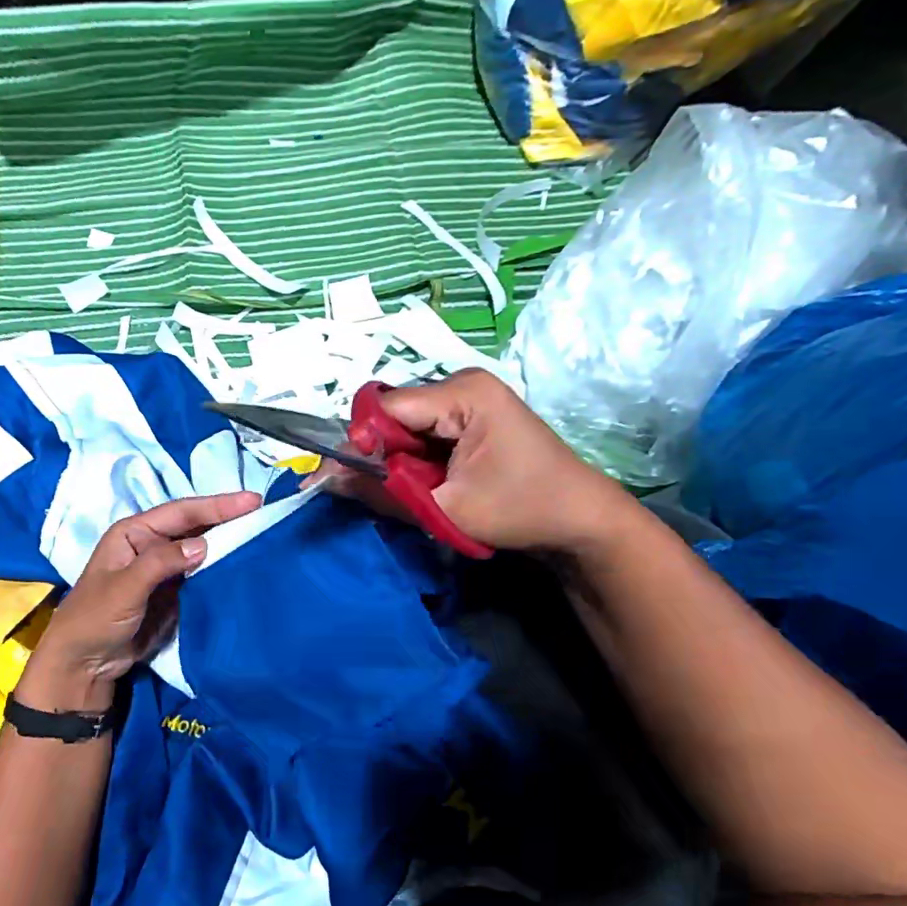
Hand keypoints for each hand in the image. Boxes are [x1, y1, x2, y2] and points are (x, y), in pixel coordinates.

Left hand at [17, 491, 261, 712]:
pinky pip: (202, 575)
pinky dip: (221, 569)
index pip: (181, 512)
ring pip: (201, 549)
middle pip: (194, 527)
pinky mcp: (173, 593)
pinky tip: (243, 566)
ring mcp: (164, 569)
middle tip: (265, 513)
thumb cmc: (95, 618)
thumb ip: (161, 563)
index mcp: (135, 532)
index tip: (252, 500)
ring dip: (228, 543)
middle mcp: (151, 544)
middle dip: (227, 519)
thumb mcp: (125, 588)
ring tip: (262, 535)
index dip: (217, 505)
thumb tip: (204, 544)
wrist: (84, 664)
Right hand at [312, 369, 633, 554]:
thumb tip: (323, 479)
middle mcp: (461, 383)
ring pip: (404, 424)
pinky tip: (427, 482)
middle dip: (381, 453)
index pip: (386, 407)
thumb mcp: (446, 509)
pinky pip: (421, 430)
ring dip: (398, 458)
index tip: (349, 479)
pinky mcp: (468, 414)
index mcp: (463, 393)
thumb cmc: (523, 511)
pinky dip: (414, 458)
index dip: (362, 441)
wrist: (583, 522)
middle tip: (383, 492)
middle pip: (393, 413)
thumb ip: (381, 492)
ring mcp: (466, 397)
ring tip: (412, 490)